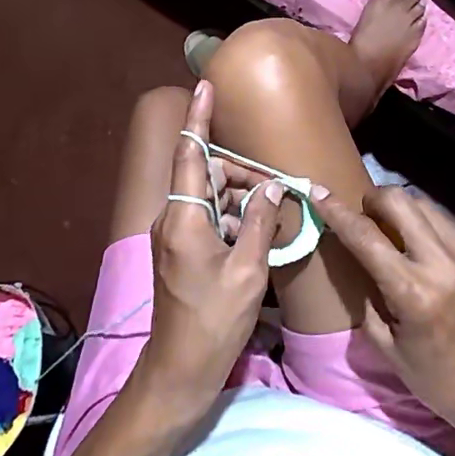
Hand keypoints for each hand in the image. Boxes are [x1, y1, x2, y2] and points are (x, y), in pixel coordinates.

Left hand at [136, 80, 280, 411]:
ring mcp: (176, 235)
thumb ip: (261, 221)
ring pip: (212, 197)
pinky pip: (210, 219)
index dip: (199, 117)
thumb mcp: (248, 270)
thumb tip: (272, 186)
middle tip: (280, 188)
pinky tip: (259, 238)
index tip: (206, 85)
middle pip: (209, 174)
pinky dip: (235, 220)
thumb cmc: (214, 321)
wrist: (180, 370)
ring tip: (274, 216)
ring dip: (243, 199)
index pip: (191, 153)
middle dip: (244, 174)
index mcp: (184, 217)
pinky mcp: (182, 251)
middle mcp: (174, 218)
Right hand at [314, 185, 454, 449]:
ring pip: (426, 205)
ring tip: (396, 230)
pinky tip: (428, 250)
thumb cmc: (431, 374)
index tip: (319, 192)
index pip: (366, 237)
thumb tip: (354, 246)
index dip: (337, 211)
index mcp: (414, 294)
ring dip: (403, 211)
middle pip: (401, 202)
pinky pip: (450, 223)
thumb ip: (367, 289)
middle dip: (375, 199)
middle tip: (366, 214)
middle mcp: (446, 266)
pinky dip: (431, 228)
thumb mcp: (384, 342)